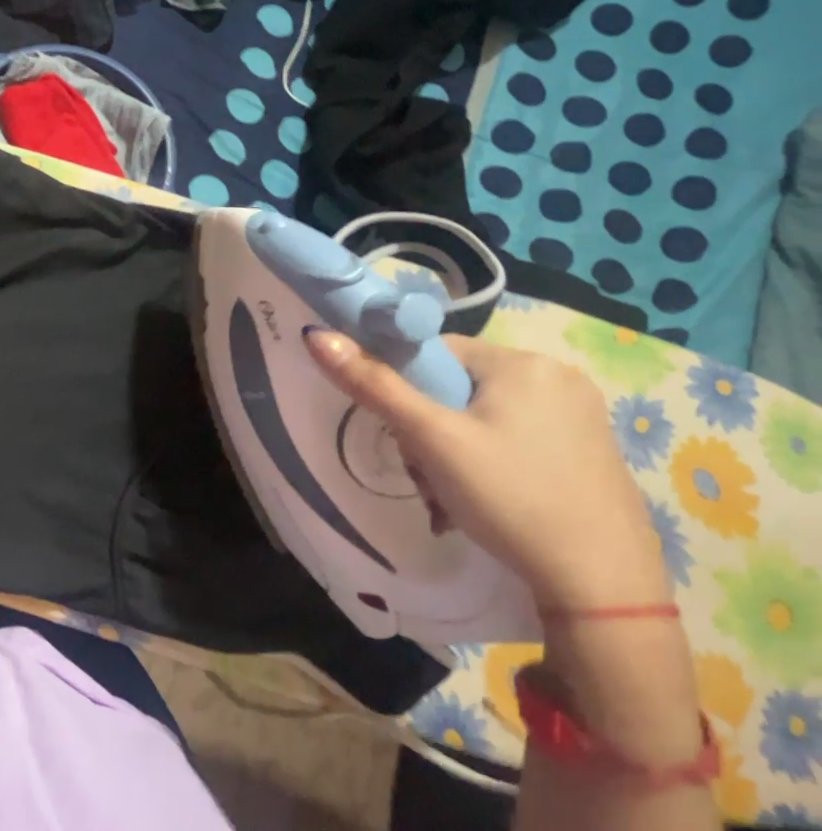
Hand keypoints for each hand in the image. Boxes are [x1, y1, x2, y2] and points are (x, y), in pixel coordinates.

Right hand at [302, 329, 668, 610]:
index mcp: (522, 362)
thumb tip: (316, 334)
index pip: (434, 351)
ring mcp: (580, 413)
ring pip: (481, 414)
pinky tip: (484, 498)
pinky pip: (514, 436)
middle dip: (427, 429)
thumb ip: (373, 384)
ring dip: (451, 449)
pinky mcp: (589, 447)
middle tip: (427, 474)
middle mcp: (558, 375)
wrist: (599, 580)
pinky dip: (486, 461)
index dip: (404, 387)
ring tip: (450, 495)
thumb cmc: (509, 496)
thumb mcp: (430, 439)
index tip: (404, 433)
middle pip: (456, 385)